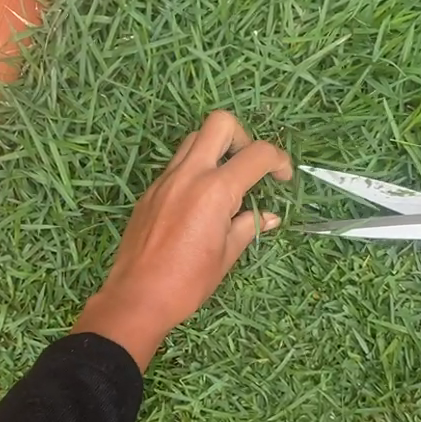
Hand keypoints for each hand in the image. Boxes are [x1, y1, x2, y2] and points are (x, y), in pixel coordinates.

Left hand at [73, 111, 290, 369]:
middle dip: (243, 138)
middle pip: (220, 124)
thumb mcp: (226, 256)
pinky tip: (199, 205)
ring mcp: (165, 180)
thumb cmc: (187, 283)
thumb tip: (267, 217)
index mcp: (215, 190)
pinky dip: (195, 171)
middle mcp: (189, 174)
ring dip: (216, 151)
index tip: (283, 177)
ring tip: (225, 184)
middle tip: (249, 168)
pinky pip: (177, 166)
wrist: (137, 297)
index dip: (279, 160)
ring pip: (194, 140)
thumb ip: (248, 227)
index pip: (257, 154)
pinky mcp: (150, 192)